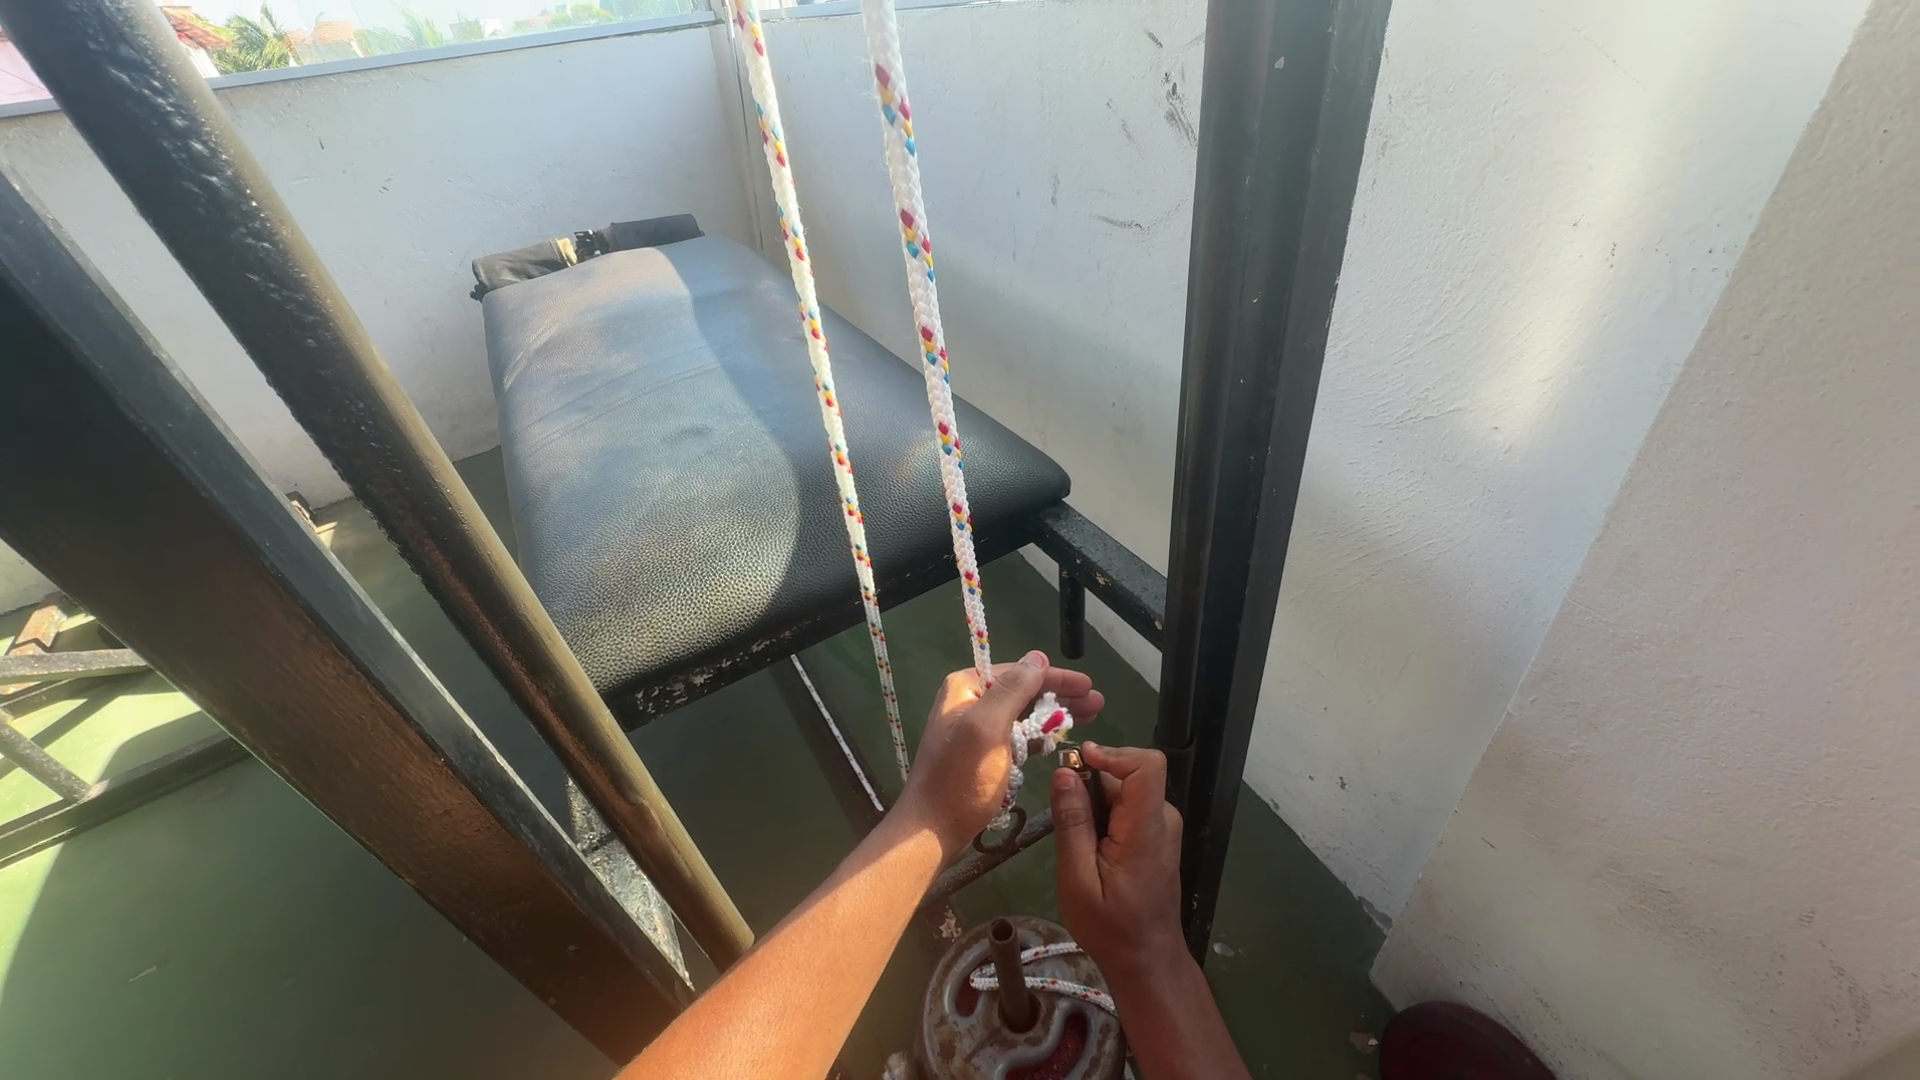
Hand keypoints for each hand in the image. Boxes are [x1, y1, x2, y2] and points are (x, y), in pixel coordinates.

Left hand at [894, 651, 1103, 859]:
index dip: (1056, 678)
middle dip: (1060, 696)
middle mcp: (968, 701)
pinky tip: (1057, 739)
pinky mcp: (981, 753)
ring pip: (1023, 713)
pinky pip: (1016, 736)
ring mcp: (974, 728)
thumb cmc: (961, 779)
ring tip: (1088, 719)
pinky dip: (1037, 736)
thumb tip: (1037, 658)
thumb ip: (1012, 690)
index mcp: (965, 687)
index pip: (1019, 672)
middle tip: (1097, 703)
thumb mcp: (987, 728)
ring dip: (1053, 715)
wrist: (931, 831)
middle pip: (1023, 691)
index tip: (1088, 685)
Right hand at [1051, 743, 1185, 979]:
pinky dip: (1102, 816)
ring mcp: (1161, 826)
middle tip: (1064, 820)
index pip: (1146, 765)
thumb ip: (1072, 823)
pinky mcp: (1155, 834)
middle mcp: (1161, 818)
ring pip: (1122, 790)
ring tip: (1078, 843)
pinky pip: (1125, 806)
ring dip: (1094, 803)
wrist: (1148, 963)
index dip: (1112, 754)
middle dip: (1090, 785)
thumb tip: (1063, 773)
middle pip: (1126, 775)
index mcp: (1147, 828)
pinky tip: (1090, 848)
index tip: (1076, 763)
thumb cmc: (1110, 929)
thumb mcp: (1078, 880)